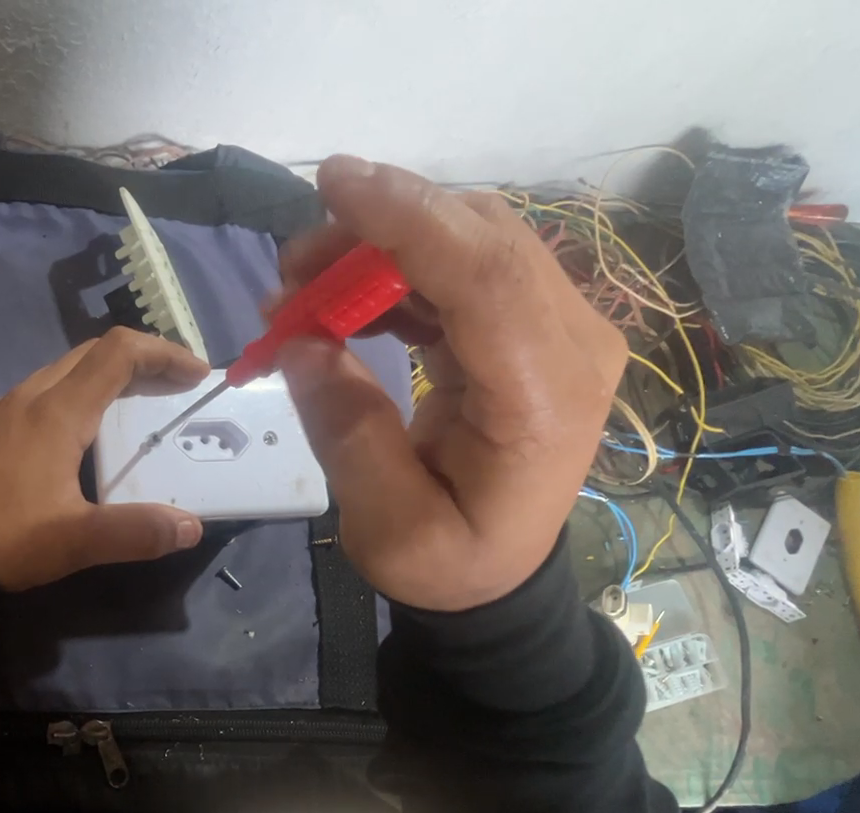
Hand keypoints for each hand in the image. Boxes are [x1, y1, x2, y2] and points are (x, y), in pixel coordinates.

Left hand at [0, 327, 209, 590]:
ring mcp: (3, 411)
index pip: (118, 353)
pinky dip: (75, 396)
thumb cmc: (4, 539)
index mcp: (56, 412)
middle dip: (139, 361)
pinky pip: (40, 393)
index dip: (163, 354)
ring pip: (62, 372)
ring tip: (135, 408)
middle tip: (173, 389)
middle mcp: (29, 397)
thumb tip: (189, 526)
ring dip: (105, 378)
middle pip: (91, 354)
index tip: (197, 375)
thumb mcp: (76, 541)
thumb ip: (136, 532)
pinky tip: (81, 433)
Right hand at [277, 156, 625, 610]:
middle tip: (288, 266)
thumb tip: (300, 343)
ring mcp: (556, 330)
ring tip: (299, 288)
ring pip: (469, 243)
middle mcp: (571, 341)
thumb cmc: (448, 564)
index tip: (331, 183)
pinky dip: (394, 274)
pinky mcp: (529, 332)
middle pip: (479, 240)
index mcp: (543, 394)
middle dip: (376, 230)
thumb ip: (346, 430)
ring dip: (379, 249)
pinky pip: (462, 273)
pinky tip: (341, 304)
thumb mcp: (386, 523)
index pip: (484, 273)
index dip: (405, 219)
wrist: (500, 582)